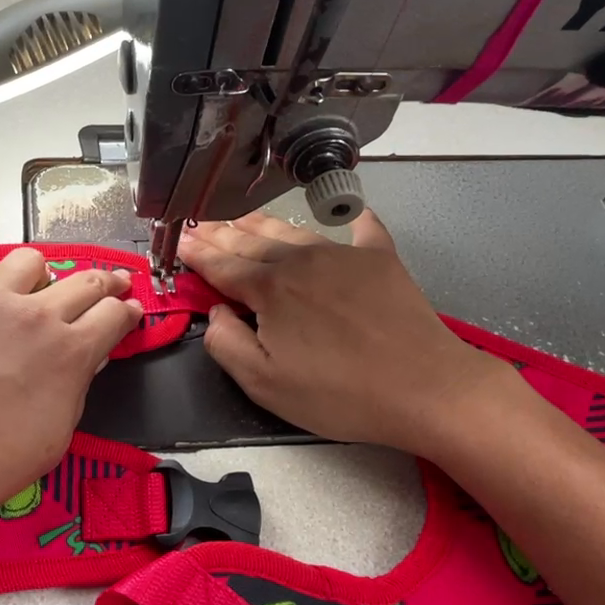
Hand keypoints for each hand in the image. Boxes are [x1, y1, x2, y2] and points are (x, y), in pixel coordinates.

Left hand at [0, 249, 141, 530]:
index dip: (128, 312)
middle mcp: (35, 315)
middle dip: (107, 280)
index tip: (131, 311)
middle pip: (84, 281)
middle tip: (113, 282)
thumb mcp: (54, 438)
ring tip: (39, 287)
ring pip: (30, 261)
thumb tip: (81, 361)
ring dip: (44, 273)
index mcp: (69, 351)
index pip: (113, 314)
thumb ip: (74, 390)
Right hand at [178, 210, 509, 458]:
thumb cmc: (339, 394)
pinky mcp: (381, 259)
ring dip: (260, 223)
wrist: (426, 388)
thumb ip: (226, 343)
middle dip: (220, 233)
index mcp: (269, 289)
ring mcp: (344, 255)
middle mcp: (301, 262)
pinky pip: (359, 227)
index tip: (178, 243)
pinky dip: (346, 216)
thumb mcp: (264, 383)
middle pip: (251, 242)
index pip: (222, 266)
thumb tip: (216, 310)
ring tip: (240, 217)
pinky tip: (344, 211)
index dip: (196, 255)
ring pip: (291, 232)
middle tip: (199, 224)